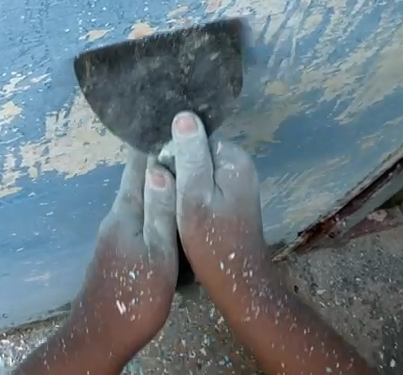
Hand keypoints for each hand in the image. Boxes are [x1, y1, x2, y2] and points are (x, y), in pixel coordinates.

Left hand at [14, 150, 177, 373]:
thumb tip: (159, 168)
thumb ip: (158, 212)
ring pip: (135, 200)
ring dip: (150, 185)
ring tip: (172, 173)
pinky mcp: (115, 252)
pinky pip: (135, 217)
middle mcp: (116, 218)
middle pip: (135, 182)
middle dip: (150, 162)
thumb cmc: (135, 295)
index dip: (148, 147)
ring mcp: (112, 235)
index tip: (158, 123)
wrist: (101, 333)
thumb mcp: (157, 254)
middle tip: (171, 143)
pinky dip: (148, 206)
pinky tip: (159, 213)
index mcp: (126, 213)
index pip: (137, 169)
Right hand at [169, 112, 377, 372]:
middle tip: (166, 194)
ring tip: (172, 204)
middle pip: (195, 151)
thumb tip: (184, 115)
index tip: (162, 177)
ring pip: (196, 170)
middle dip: (177, 168)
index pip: (193, 136)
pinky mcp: (232, 199)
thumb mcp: (193, 196)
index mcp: (234, 159)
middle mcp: (239, 165)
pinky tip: (181, 212)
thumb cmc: (213, 243)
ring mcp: (237, 183)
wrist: (238, 287)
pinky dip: (190, 195)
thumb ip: (189, 155)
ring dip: (182, 184)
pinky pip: (203, 184)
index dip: (172, 153)